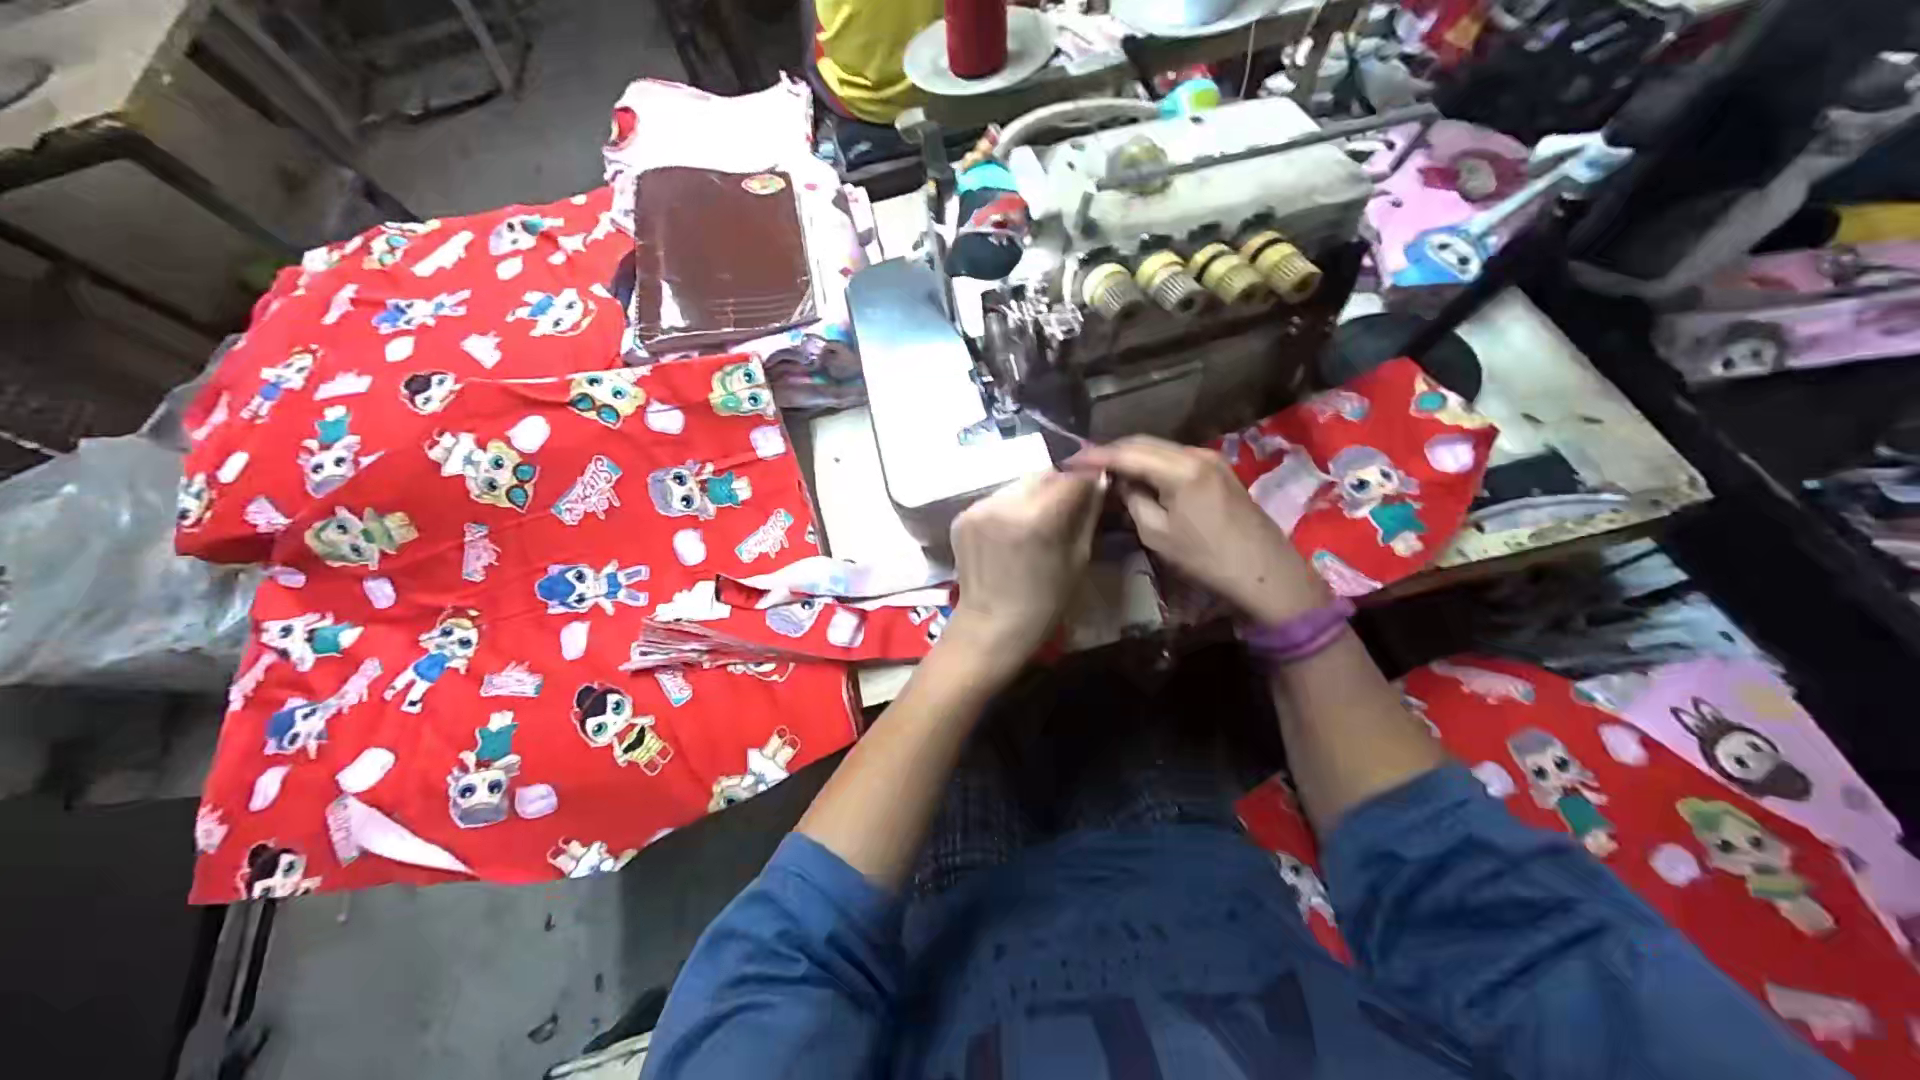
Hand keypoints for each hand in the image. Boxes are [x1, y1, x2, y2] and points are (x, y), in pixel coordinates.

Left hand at [946, 470, 1105, 672]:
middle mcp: (1004, 505)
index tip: (1094, 484)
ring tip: (1037, 521)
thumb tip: (1098, 481)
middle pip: (1041, 476)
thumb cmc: (1044, 602)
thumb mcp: (1077, 558)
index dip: (1086, 478)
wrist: (991, 626)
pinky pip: (996, 500)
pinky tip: (1011, 532)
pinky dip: (1009, 507)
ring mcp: (978, 509)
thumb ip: (1087, 514)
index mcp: (1037, 519)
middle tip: (1067, 505)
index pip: (1070, 477)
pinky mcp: (962, 516)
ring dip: (1032, 494)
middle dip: (1058, 485)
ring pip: (1017, 485)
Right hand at [1069, 436, 1327, 623]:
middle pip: (1144, 443)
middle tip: (1084, 463)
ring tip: (1107, 470)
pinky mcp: (1218, 470)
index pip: (1128, 453)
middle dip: (1113, 451)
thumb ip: (1133, 501)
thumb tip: (1120, 483)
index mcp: (1180, 469)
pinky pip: (1176, 458)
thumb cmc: (1207, 558)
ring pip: (1160, 448)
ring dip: (1133, 456)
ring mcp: (1211, 459)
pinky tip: (1139, 476)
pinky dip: (1152, 463)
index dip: (1096, 456)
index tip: (1071, 460)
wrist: (1264, 570)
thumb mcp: (1157, 534)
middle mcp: (1196, 454)